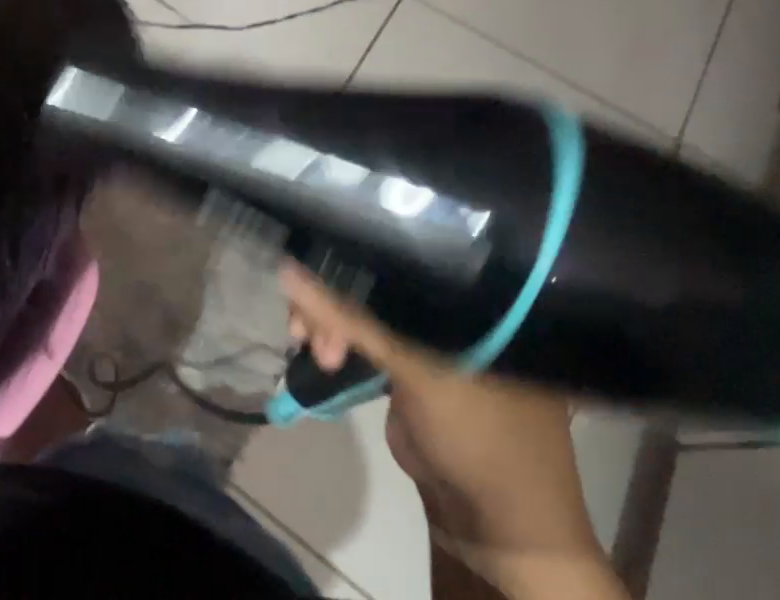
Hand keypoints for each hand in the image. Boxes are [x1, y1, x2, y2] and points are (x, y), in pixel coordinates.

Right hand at [280, 264, 606, 567]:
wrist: (492, 516)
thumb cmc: (478, 435)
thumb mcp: (417, 372)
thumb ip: (353, 320)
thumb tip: (287, 270)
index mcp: (478, 307)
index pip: (406, 262)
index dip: (355, 263)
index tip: (313, 276)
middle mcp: (454, 319)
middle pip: (376, 289)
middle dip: (334, 307)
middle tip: (309, 335)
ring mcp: (429, 346)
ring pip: (362, 316)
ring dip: (329, 328)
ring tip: (314, 353)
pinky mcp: (406, 372)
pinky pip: (362, 343)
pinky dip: (338, 344)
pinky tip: (318, 353)